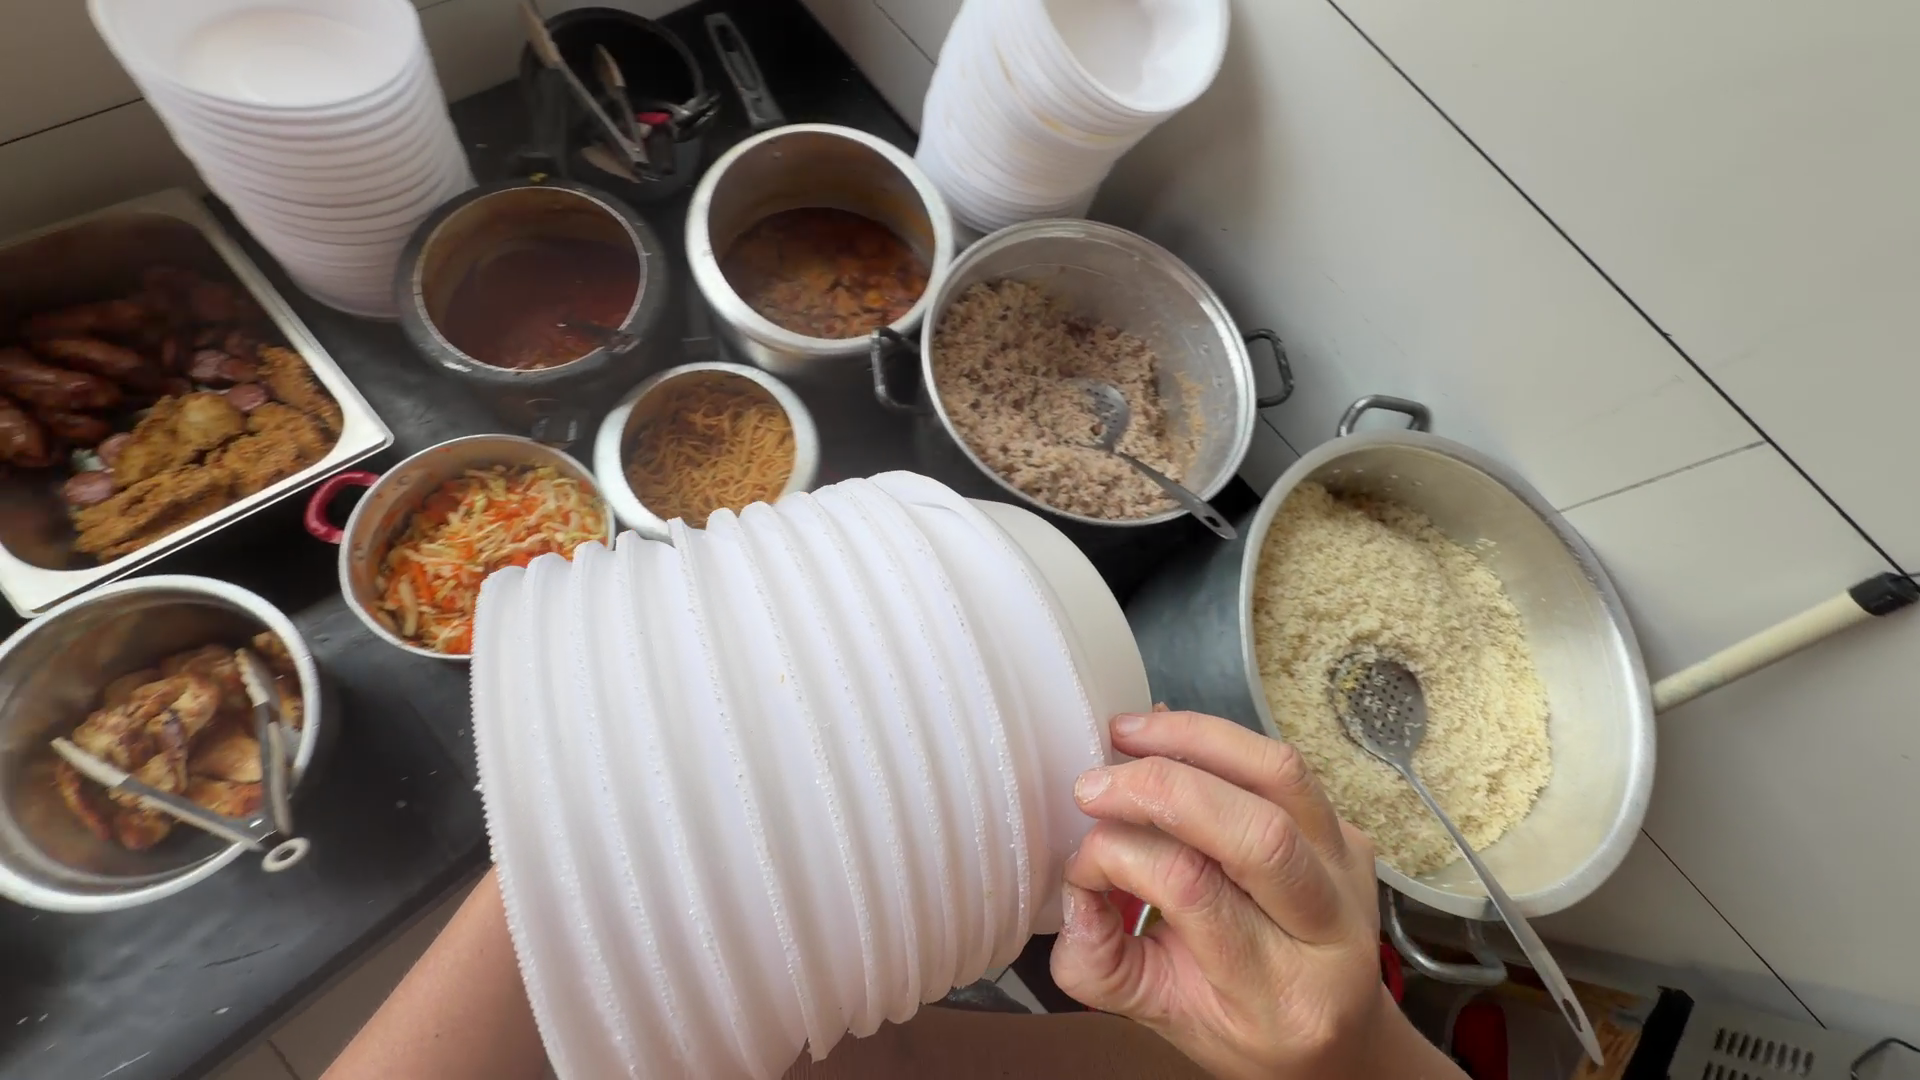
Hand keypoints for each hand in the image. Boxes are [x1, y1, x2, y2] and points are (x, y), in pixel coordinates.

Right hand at [1050, 711, 1457, 1079]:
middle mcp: (1331, 925)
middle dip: (1158, 788)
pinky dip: (1212, 738)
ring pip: (1279, 772)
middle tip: (1092, 785)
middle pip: (1254, 831)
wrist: (1342, 1034)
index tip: (1079, 862)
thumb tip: (1075, 885)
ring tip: (1125, 734)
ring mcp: (1348, 865)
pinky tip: (1163, 739)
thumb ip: (1100, 965)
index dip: (1118, 857)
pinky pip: (1279, 763)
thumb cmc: (1242, 1027)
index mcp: (1282, 991)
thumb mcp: (1162, 1017)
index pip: (1194, 892)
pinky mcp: (1347, 827)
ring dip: (1190, 738)